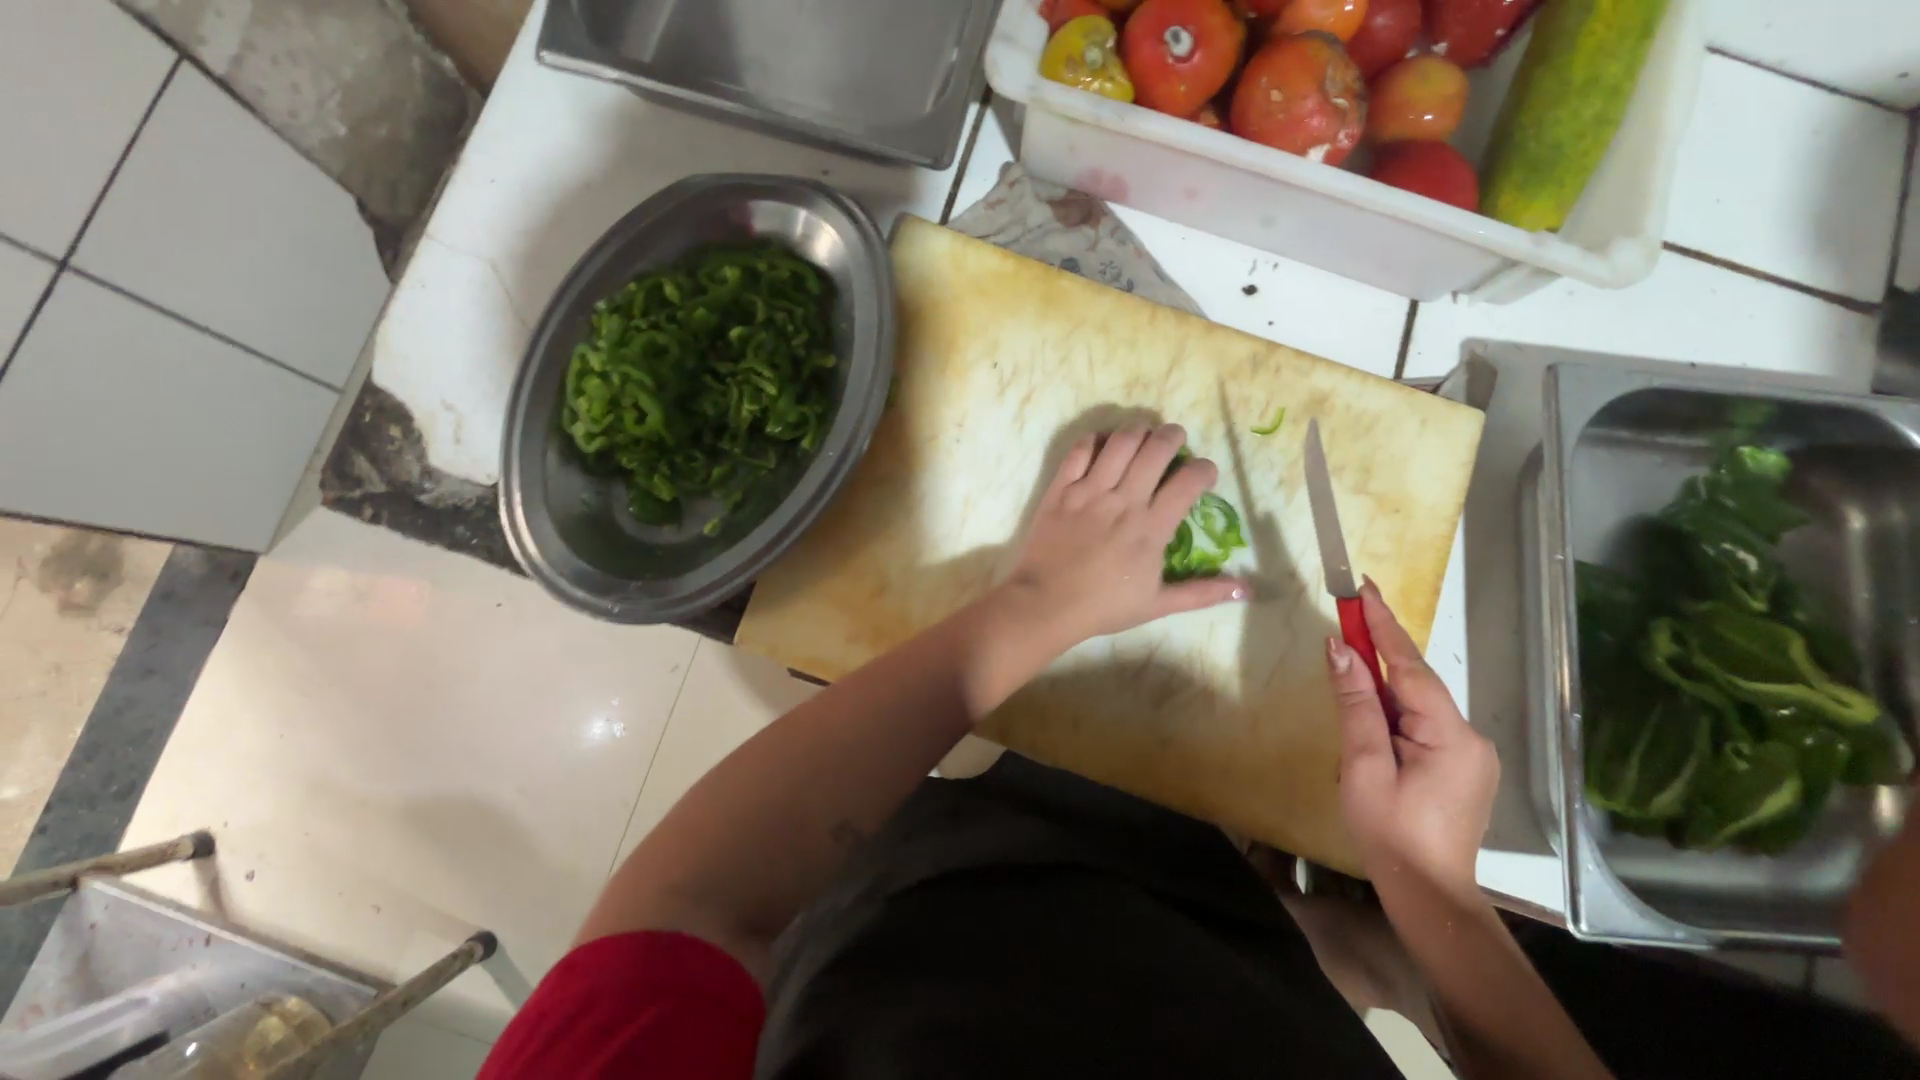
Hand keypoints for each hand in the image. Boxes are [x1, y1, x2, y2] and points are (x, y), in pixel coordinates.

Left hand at [1001, 424, 1248, 648]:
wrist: (1045, 604)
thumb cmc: (1103, 607)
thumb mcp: (1157, 604)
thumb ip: (1202, 592)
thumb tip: (1247, 590)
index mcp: (1151, 528)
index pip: (1189, 481)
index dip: (1204, 469)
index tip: (1204, 473)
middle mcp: (1123, 501)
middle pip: (1156, 449)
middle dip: (1173, 436)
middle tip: (1175, 439)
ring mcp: (1089, 492)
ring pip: (1120, 442)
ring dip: (1138, 430)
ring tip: (1144, 433)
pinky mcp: (1061, 489)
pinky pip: (1080, 450)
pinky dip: (1095, 440)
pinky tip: (1104, 443)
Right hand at [1328, 581, 1497, 901]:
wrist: (1427, 891)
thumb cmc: (1389, 831)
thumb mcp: (1363, 765)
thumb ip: (1356, 704)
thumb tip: (1341, 650)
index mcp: (1451, 735)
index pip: (1412, 667)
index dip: (1385, 626)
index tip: (1363, 589)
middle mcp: (1471, 736)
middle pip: (1417, 683)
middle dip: (1380, 653)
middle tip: (1346, 618)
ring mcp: (1471, 753)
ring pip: (1419, 704)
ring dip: (1382, 687)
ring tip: (1349, 677)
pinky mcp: (1463, 767)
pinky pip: (1423, 724)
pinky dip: (1395, 711)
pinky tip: (1372, 720)